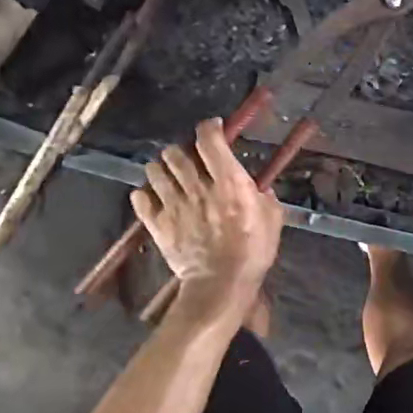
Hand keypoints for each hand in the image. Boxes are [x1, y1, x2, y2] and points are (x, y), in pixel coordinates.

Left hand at [132, 118, 284, 315]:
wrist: (221, 285)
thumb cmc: (253, 250)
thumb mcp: (272, 218)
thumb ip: (264, 196)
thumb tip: (258, 187)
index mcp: (228, 181)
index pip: (209, 140)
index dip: (209, 128)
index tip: (214, 129)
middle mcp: (197, 186)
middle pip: (175, 152)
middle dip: (182, 151)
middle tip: (190, 161)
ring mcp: (173, 204)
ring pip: (154, 170)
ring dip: (162, 169)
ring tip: (170, 177)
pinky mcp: (157, 223)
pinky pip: (140, 197)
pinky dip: (145, 194)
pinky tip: (154, 198)